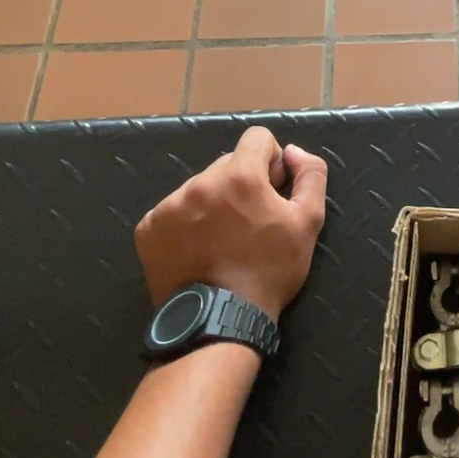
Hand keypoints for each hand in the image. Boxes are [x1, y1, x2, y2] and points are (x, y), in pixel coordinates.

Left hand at [134, 127, 328, 317]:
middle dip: (242, 183)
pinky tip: (199, 249)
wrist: (220, 320)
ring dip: (214, 202)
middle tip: (250, 222)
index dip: (271, 160)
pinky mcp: (147, 228)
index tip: (273, 191)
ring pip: (200, 187)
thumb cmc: (270, 269)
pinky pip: (175, 210)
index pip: (258, 137)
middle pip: (228, 164)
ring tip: (223, 240)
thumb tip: (292, 151)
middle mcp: (200, 182)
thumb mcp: (309, 221)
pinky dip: (188, 223)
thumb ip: (311, 174)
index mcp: (239, 175)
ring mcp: (169, 205)